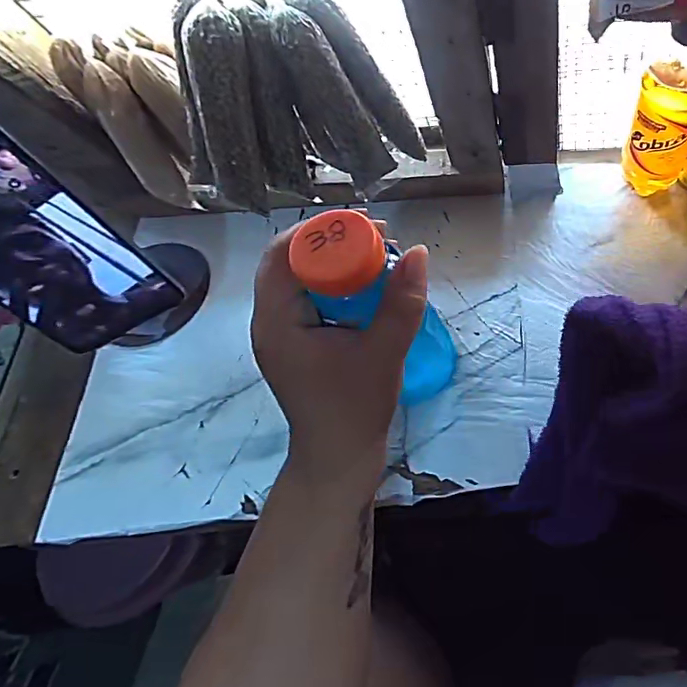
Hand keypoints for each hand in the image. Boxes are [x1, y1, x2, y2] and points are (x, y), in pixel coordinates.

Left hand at [250, 227, 430, 489]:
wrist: (339, 459)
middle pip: (288, 262)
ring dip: (332, 263)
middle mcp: (268, 322)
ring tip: (374, 258)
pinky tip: (365, 287)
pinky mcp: (294, 343)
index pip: (282, 256)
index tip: (362, 227)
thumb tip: (418, 253)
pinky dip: (333, 285)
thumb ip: (402, 302)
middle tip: (374, 239)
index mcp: (277, 322)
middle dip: (330, 244)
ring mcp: (279, 334)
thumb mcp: (384, 351)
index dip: (319, 233)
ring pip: (298, 279)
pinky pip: (307, 299)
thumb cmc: (355, 408)